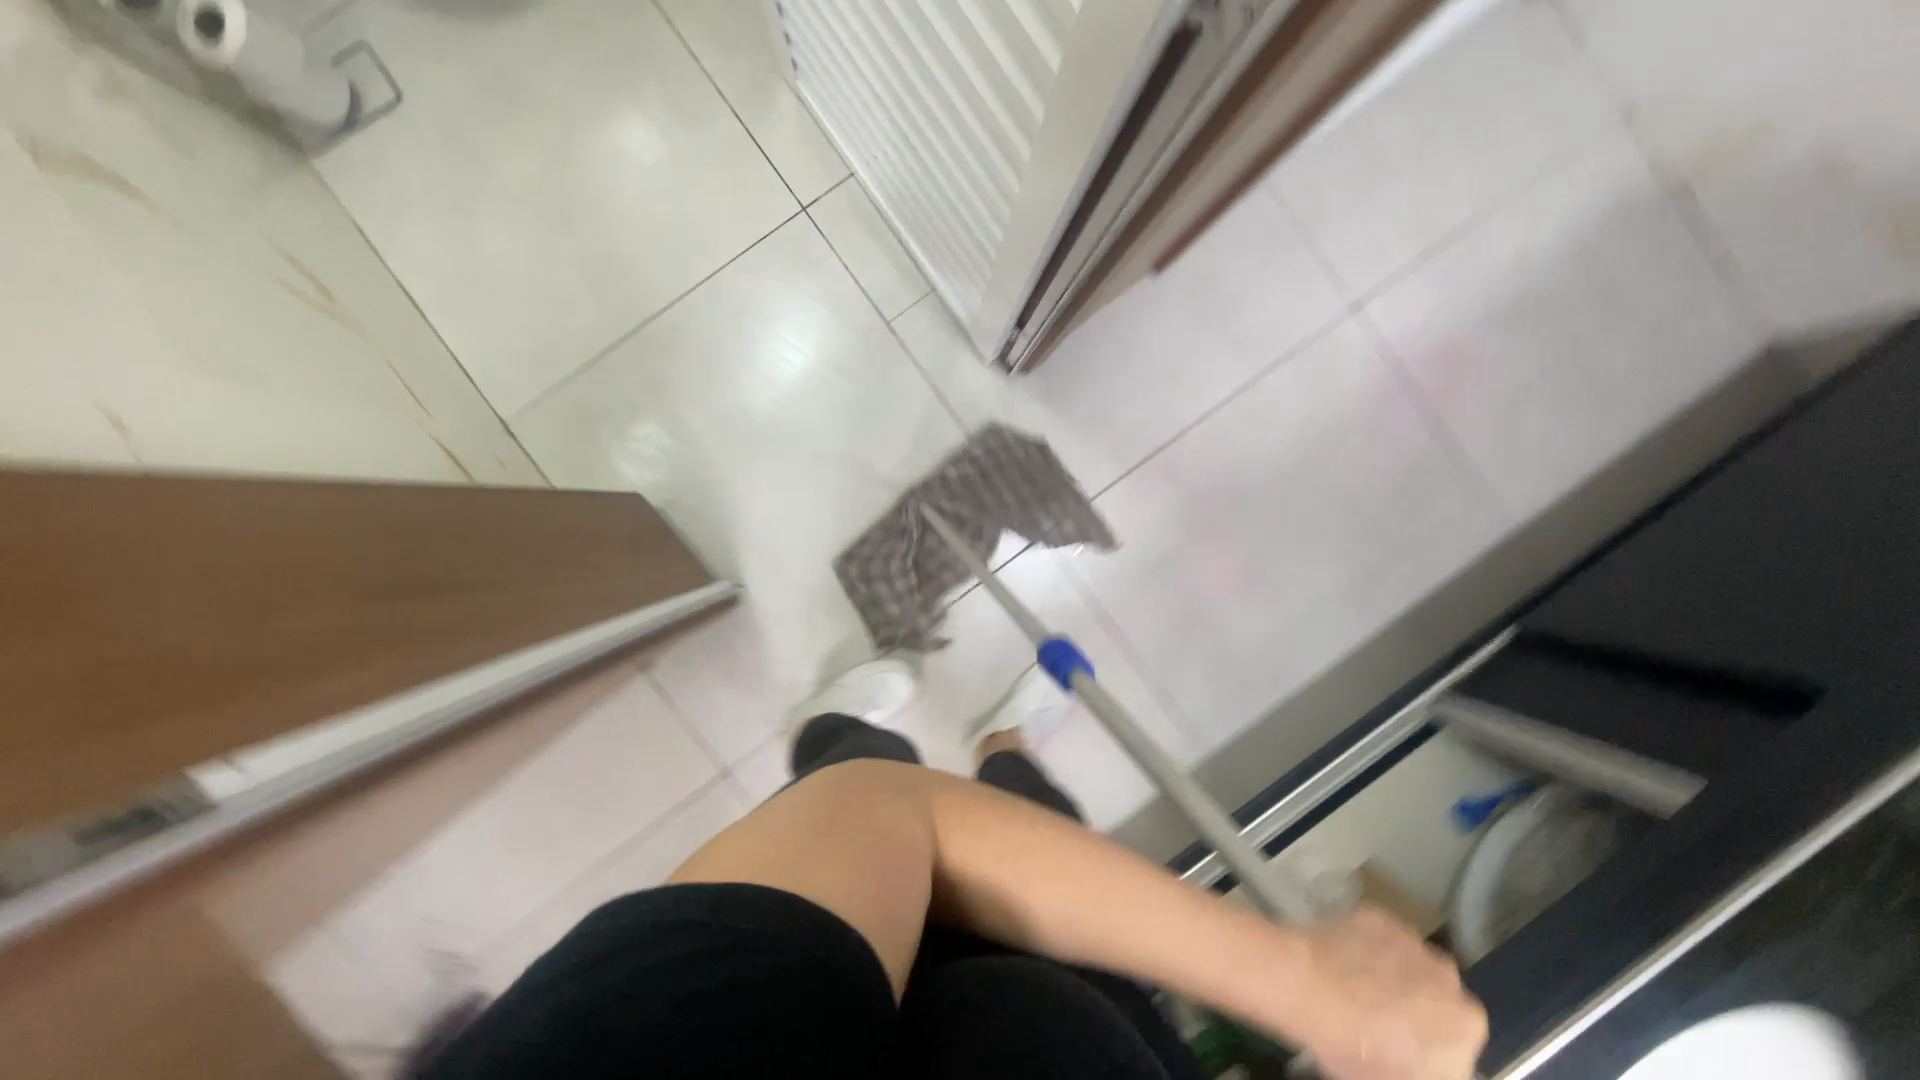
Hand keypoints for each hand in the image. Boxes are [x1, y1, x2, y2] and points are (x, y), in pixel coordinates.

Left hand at [1287, 905, 1485, 1079]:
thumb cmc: (1354, 1048)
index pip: (1457, 1041)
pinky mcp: (1380, 915)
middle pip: (1437, 995)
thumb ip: (1419, 1069)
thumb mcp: (1393, 1079)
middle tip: (1376, 1015)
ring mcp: (1414, 939)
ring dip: (1391, 971)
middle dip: (1415, 1004)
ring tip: (1352, 983)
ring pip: (1409, 960)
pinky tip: (1339, 955)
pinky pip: (1378, 934)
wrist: (1307, 986)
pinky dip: (1365, 943)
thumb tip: (1411, 1057)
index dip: (1427, 1044)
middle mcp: (1451, 978)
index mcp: (1467, 1026)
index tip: (1400, 1047)